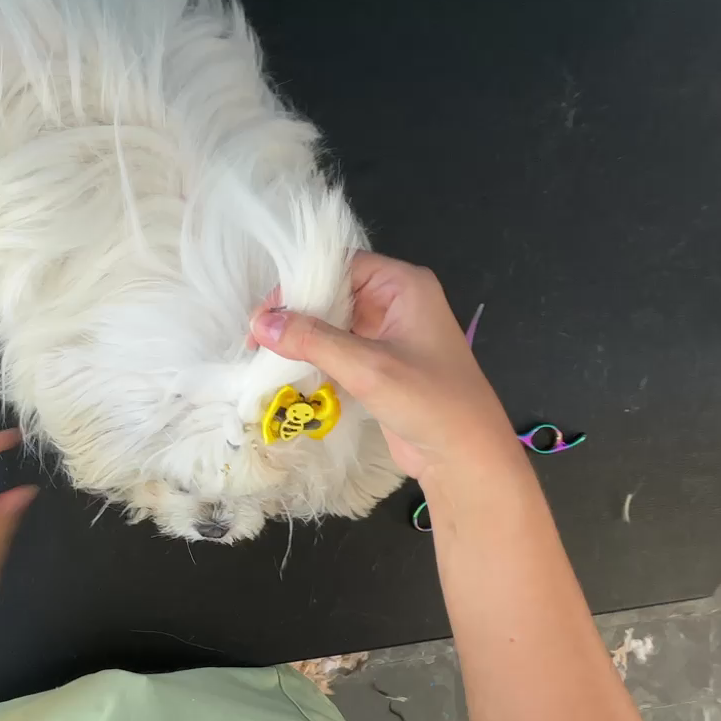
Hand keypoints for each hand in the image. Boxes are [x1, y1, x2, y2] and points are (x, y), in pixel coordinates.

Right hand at [250, 253, 518, 485]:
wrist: (463, 454)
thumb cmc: (428, 400)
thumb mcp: (366, 366)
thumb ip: (312, 341)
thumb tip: (260, 324)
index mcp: (403, 286)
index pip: (341, 265)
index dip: (300, 284)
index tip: (266, 314)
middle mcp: (395, 303)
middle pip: (333, 293)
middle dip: (296, 314)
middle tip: (258, 339)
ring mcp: (388, 335)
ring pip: (333, 325)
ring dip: (302, 339)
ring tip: (266, 357)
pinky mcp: (379, 366)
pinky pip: (339, 351)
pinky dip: (315, 359)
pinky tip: (289, 373)